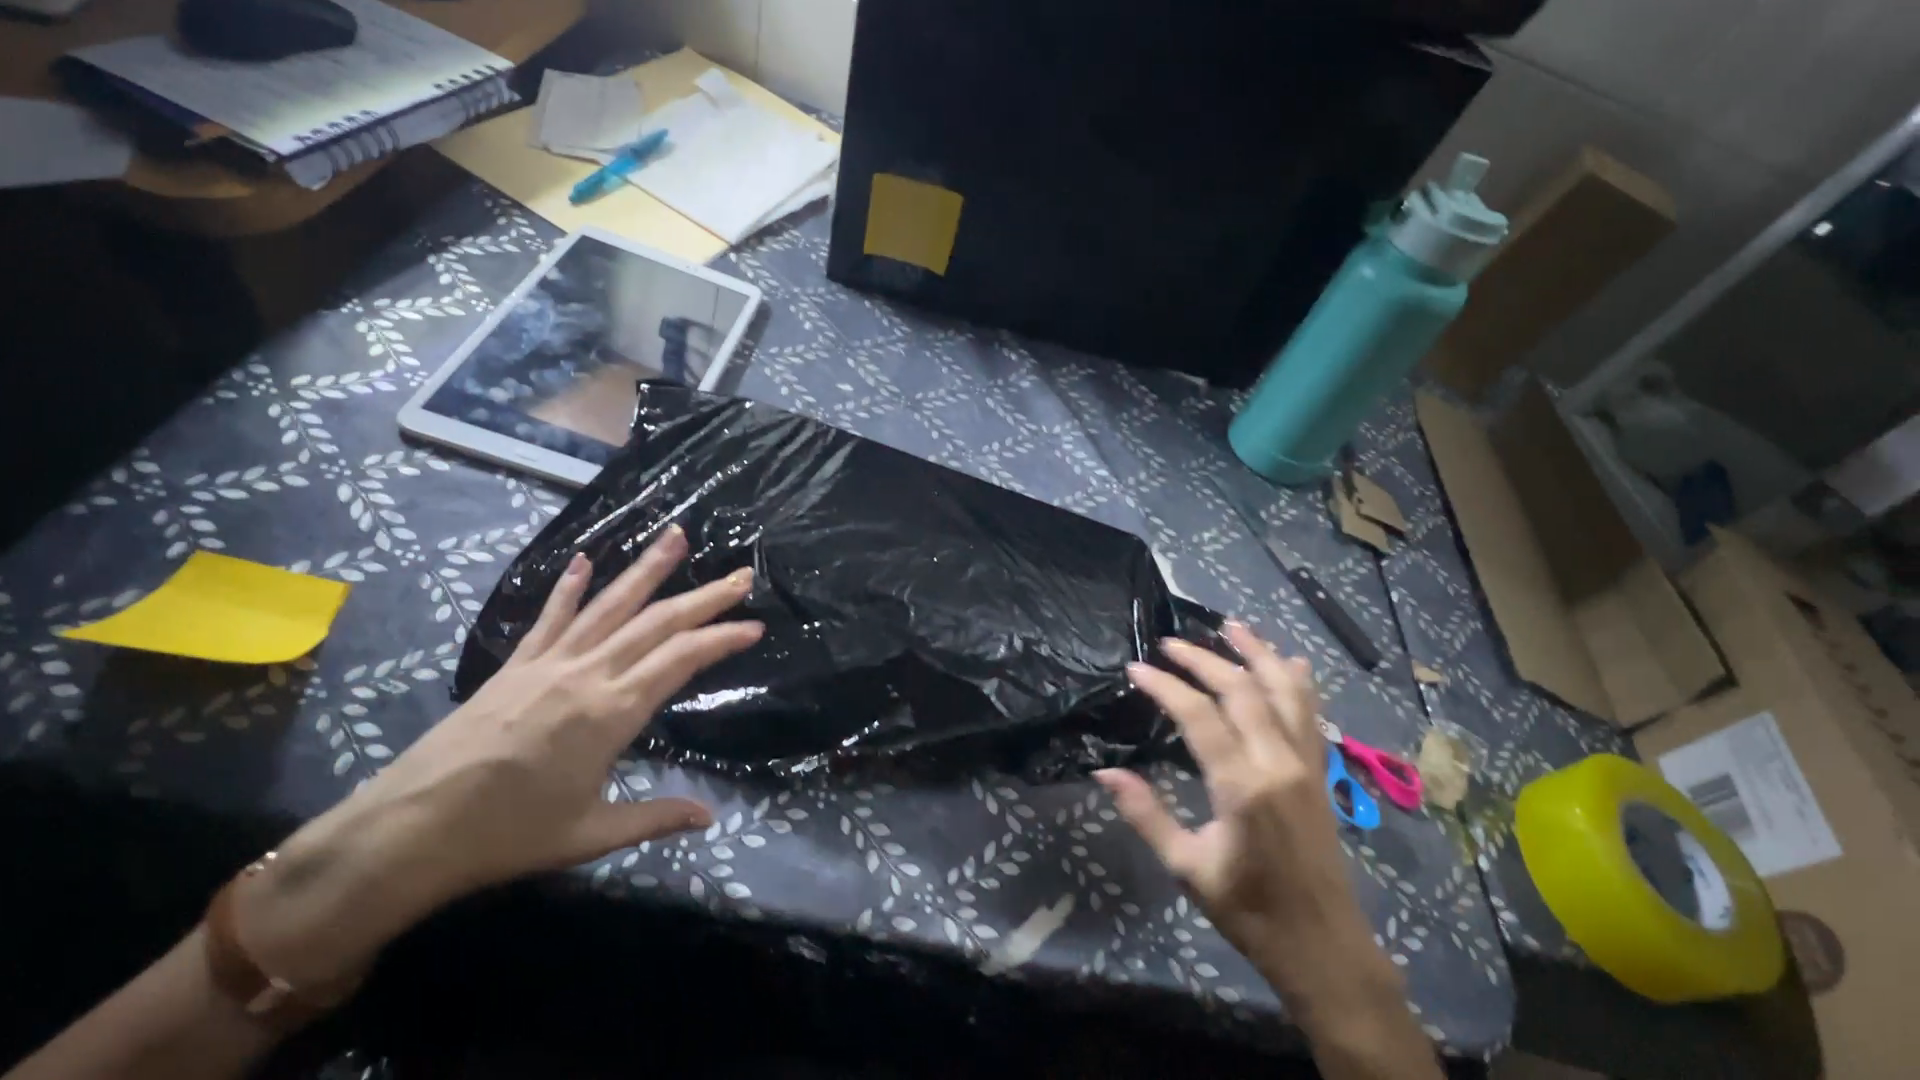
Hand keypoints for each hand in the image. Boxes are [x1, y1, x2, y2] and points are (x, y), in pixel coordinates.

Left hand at [232, 526, 761, 994]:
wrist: (411, 828)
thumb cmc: (509, 836)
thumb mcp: (591, 834)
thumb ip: (655, 818)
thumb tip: (711, 817)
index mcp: (611, 713)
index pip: (680, 661)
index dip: (721, 639)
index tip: (754, 625)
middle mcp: (585, 675)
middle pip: (655, 624)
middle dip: (702, 597)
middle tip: (740, 574)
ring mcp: (546, 664)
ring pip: (607, 606)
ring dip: (645, 570)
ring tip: (674, 536)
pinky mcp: (513, 667)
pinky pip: (549, 619)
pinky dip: (570, 587)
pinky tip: (584, 561)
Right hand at [1096, 623, 1372, 1003]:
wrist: (1322, 943)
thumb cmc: (1247, 910)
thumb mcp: (1187, 867)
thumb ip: (1147, 814)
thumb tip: (1105, 773)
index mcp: (1242, 786)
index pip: (1199, 715)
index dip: (1165, 686)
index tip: (1136, 669)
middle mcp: (1278, 762)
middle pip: (1243, 690)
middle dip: (1205, 660)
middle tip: (1170, 643)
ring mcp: (1306, 764)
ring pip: (1286, 690)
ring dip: (1259, 653)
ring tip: (1232, 626)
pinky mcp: (1320, 772)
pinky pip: (1310, 712)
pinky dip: (1297, 680)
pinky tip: (1288, 662)